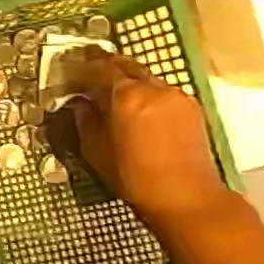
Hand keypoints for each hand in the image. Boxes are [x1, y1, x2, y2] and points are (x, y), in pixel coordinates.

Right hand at [70, 55, 234, 225]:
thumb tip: (79, 103)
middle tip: (92, 79)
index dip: (83, 71)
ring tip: (117, 99)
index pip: (100, 69)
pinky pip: (164, 92)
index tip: (72, 78)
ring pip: (147, 79)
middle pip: (127, 66)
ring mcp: (175, 95)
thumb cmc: (133, 176)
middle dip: (108, 69)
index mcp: (126, 95)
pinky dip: (149, 96)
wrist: (185, 196)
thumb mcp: (96, 151)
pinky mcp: (191, 107)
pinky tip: (142, 113)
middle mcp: (153, 87)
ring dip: (130, 83)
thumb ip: (85, 120)